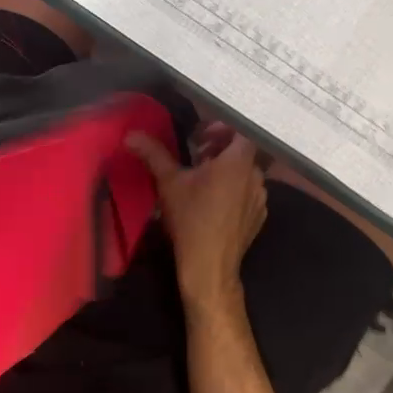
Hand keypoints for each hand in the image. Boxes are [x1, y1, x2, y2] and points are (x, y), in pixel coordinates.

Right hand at [126, 127, 267, 305]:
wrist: (209, 264)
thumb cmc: (190, 218)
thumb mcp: (168, 182)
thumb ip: (153, 154)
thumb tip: (131, 135)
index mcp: (238, 161)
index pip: (241, 130)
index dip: (222, 129)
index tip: (200, 138)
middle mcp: (256, 175)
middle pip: (243, 151)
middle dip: (220, 150)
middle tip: (196, 157)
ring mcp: (261, 198)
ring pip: (245, 173)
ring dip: (227, 171)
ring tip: (203, 182)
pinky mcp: (259, 216)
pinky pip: (248, 193)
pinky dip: (234, 190)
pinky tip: (213, 204)